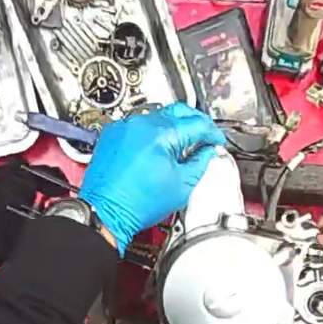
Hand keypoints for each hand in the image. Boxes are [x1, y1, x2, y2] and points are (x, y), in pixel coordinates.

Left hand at [79, 102, 225, 251]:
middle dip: (195, 122)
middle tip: (204, 136)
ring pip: (157, 115)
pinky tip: (156, 148)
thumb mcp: (181, 186)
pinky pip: (138, 124)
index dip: (212, 133)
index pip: (197, 124)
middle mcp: (141, 124)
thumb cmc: (137, 203)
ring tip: (181, 144)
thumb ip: (200, 163)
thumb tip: (207, 152)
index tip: (216, 140)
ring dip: (173, 126)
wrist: (105, 212)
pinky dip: (151, 132)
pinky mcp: (113, 133)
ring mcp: (125, 126)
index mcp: (162, 134)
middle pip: (177, 112)